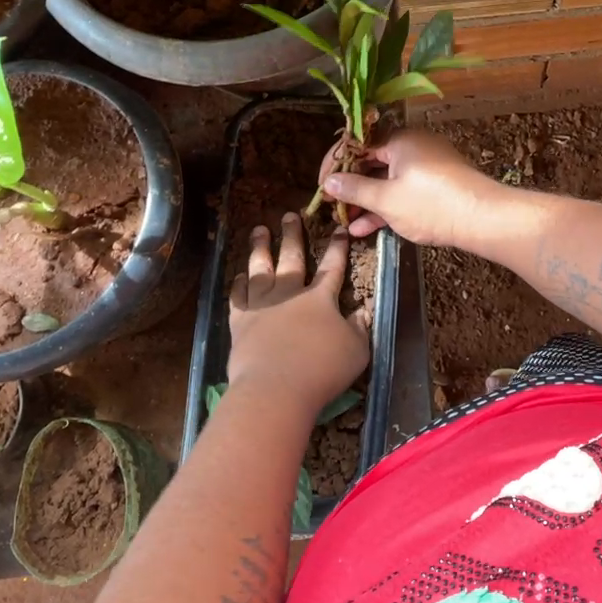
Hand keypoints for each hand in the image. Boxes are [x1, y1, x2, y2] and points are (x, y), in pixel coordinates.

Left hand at [227, 214, 370, 412]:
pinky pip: (238, 297)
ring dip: (260, 248)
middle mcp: (290, 293)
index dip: (336, 246)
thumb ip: (359, 328)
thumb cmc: (322, 369)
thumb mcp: (356, 350)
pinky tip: (239, 275)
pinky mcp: (240, 322)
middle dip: (293, 235)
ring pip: (260, 269)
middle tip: (289, 215)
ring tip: (259, 230)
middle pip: (292, 257)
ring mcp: (262, 306)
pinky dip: (238, 284)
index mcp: (321, 298)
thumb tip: (363, 312)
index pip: (332, 265)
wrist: (275, 387)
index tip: (338, 228)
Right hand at [319, 130, 501, 246]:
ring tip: (346, 221)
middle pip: (373, 162)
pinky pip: (404, 191)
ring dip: (367, 201)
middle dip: (351, 186)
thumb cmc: (431, 204)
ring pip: (388, 180)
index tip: (322, 187)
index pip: (358, 144)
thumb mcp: (386, 200)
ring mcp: (427, 166)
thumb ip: (355, 189)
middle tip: (332, 207)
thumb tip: (330, 183)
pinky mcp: (437, 186)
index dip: (336, 165)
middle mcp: (413, 146)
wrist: (483, 218)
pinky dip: (387, 206)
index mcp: (400, 139)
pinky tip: (366, 228)